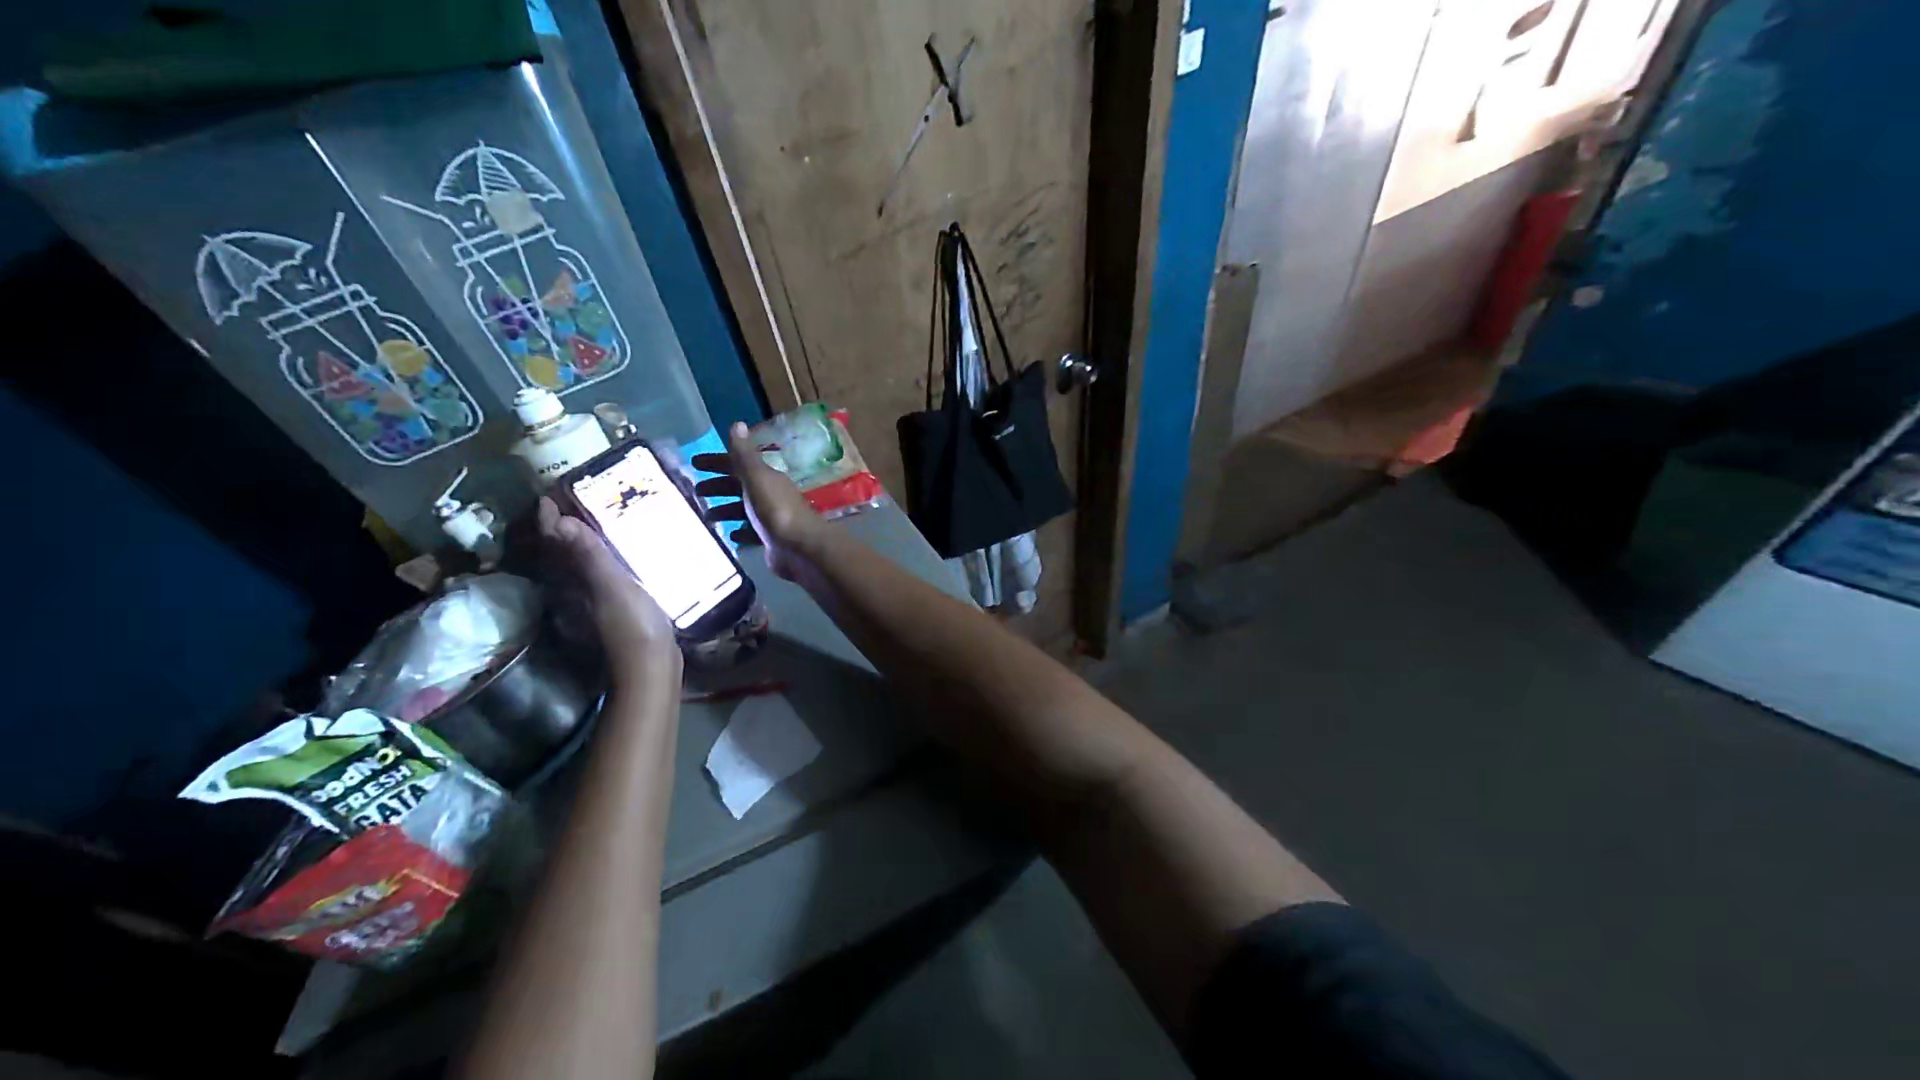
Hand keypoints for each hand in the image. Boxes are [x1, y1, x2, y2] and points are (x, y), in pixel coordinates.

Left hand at [538, 496, 679, 686]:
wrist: (652, 667)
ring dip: (580, 546)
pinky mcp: (615, 610)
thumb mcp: (613, 586)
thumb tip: (560, 520)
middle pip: (562, 554)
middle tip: (570, 504)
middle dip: (561, 531)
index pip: (555, 543)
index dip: (550, 520)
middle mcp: (577, 590)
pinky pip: (599, 577)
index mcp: (574, 580)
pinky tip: (617, 558)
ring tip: (593, 524)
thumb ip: (590, 556)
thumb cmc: (633, 624)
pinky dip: (601, 562)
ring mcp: (595, 602)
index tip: (549, 496)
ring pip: (579, 567)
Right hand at [691, 421, 830, 580]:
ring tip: (706, 516)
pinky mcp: (772, 539)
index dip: (717, 462)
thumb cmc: (775, 509)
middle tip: (696, 491)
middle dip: (718, 486)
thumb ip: (744, 454)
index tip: (694, 462)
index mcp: (766, 477)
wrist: (799, 547)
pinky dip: (740, 531)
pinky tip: (730, 535)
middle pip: (740, 487)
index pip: (738, 464)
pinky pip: (752, 533)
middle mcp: (771, 495)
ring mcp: (772, 518)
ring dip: (726, 510)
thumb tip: (737, 423)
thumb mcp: (756, 477)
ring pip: (744, 510)